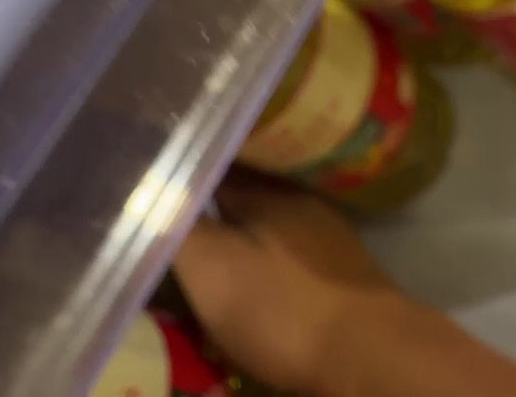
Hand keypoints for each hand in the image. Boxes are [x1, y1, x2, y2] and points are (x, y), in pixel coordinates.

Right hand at [172, 177, 401, 393]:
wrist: (370, 353)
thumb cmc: (284, 307)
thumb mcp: (213, 267)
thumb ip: (178, 226)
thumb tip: (146, 188)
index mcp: (265, 192)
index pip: (216, 163)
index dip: (182, 171)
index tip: (152, 177)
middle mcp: (298, 200)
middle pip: (244, 190)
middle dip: (210, 199)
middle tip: (172, 213)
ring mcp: (325, 233)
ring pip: (268, 221)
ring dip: (239, 229)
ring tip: (208, 245)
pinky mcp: (340, 269)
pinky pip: (289, 249)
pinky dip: (265, 256)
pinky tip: (256, 275)